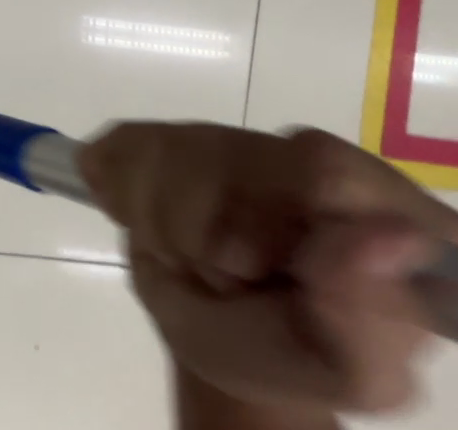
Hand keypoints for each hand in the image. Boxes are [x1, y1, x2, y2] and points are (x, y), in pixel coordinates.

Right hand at [79, 122, 457, 416]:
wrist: (209, 340)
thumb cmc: (287, 360)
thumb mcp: (348, 372)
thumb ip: (374, 317)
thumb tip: (389, 233)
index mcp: (388, 208)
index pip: (326, 164)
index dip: (270, 211)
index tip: (254, 268)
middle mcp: (313, 160)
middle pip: (229, 153)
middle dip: (202, 228)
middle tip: (223, 275)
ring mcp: (230, 141)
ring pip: (165, 149)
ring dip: (159, 222)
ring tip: (187, 257)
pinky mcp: (161, 139)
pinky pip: (121, 146)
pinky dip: (121, 197)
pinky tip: (150, 224)